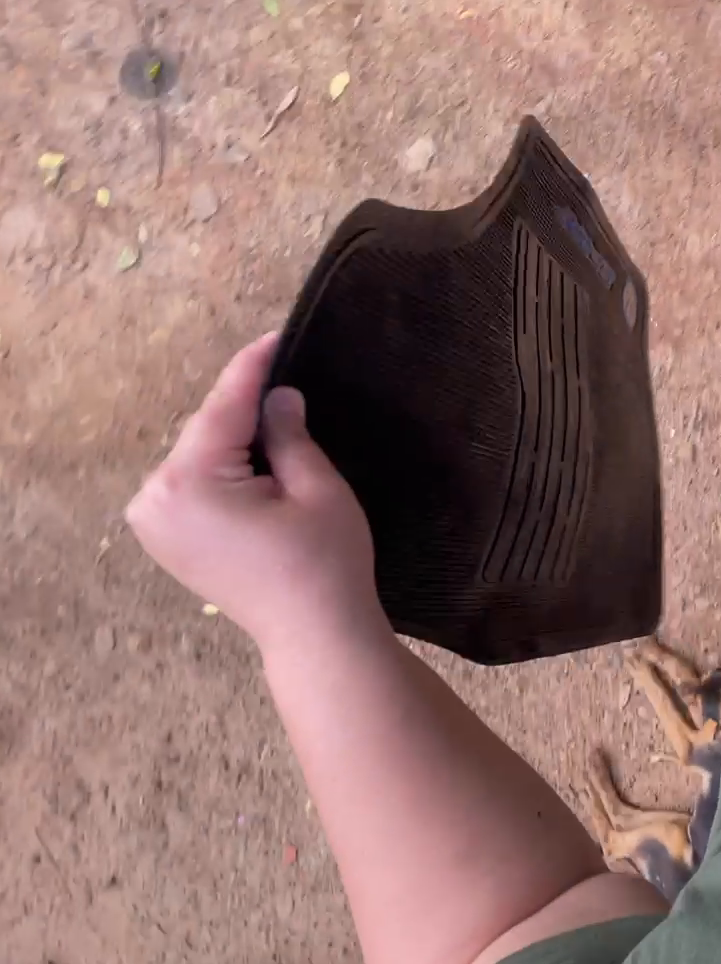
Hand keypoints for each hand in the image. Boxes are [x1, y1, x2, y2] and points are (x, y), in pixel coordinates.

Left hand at [127, 332, 386, 651]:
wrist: (313, 626)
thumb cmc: (326, 557)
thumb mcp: (319, 488)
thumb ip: (290, 437)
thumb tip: (278, 397)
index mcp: (189, 481)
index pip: (222, 409)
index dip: (250, 370)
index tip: (274, 337)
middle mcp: (152, 496)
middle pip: (206, 433)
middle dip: (246, 409)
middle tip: (292, 385)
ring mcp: (150, 521)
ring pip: (199, 458)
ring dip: (236, 440)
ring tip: (283, 428)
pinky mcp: (164, 537)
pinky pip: (193, 484)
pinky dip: (225, 467)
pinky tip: (258, 467)